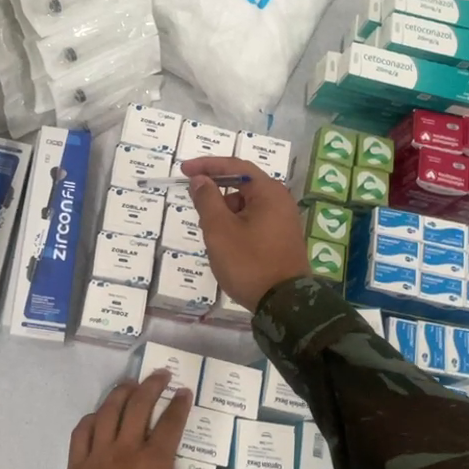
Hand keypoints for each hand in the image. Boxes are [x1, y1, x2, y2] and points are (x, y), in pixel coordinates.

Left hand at [59, 371, 207, 468]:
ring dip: (121, 393)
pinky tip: (99, 415)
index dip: (179, 404)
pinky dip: (92, 418)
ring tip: (131, 385)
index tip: (184, 392)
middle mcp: (125, 452)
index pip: (170, 423)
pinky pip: (81, 433)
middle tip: (161, 375)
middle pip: (138, 406)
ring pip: (108, 412)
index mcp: (155, 465)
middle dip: (152, 386)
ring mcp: (97, 458)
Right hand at [181, 156, 310, 308]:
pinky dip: (236, 224)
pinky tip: (225, 244)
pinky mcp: (282, 239)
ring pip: (247, 205)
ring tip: (210, 233)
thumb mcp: (219, 230)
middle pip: (243, 184)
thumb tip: (200, 179)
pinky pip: (255, 221)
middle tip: (196, 206)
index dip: (207, 165)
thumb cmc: (248, 262)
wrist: (283, 303)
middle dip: (216, 192)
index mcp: (269, 192)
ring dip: (225, 211)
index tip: (184, 170)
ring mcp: (284, 221)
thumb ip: (207, 200)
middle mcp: (280, 201)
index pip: (235, 166)